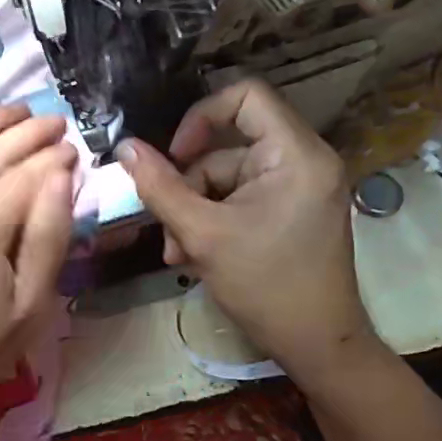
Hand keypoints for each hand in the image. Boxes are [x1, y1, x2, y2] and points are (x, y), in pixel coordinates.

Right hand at [116, 79, 379, 371]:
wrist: (316, 344)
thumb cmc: (264, 285)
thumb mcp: (201, 234)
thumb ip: (159, 187)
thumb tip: (125, 148)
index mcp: (295, 154)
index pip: (245, 96)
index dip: (200, 117)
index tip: (174, 156)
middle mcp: (305, 160)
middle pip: (228, 147)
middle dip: (189, 186)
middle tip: (169, 226)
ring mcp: (300, 187)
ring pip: (228, 178)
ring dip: (195, 212)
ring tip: (180, 254)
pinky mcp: (293, 210)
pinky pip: (241, 199)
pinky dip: (214, 222)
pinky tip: (196, 256)